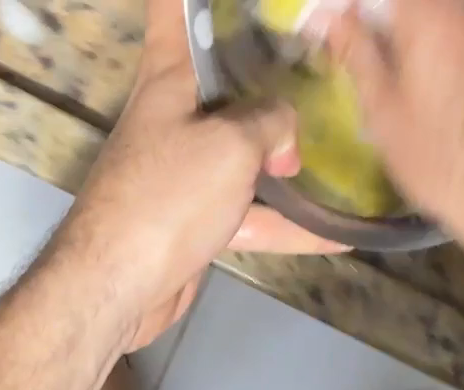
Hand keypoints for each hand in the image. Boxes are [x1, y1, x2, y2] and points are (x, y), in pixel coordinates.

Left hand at [52, 0, 347, 351]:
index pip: (175, 8)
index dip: (201, 0)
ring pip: (247, 153)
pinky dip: (290, 226)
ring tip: (345, 144)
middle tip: (322, 61)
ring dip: (289, 155)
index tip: (246, 1)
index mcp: (171, 75)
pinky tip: (338, 232)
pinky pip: (252, 215)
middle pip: (227, 80)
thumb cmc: (167, 198)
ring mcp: (187, 174)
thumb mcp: (231, 144)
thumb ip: (271, 123)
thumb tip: (287, 137)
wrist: (118, 287)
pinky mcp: (198, 223)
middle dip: (271, 70)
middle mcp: (177, 118)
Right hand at [326, 0, 463, 238]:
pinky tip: (461, 96)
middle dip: (400, 23)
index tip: (346, 30)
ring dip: (436, 40)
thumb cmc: (441, 162)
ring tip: (423, 86)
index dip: (364, 9)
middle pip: (427, 4)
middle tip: (382, 62)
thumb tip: (333, 17)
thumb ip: (359, 56)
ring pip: (461, 17)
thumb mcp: (386, 116)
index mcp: (432, 15)